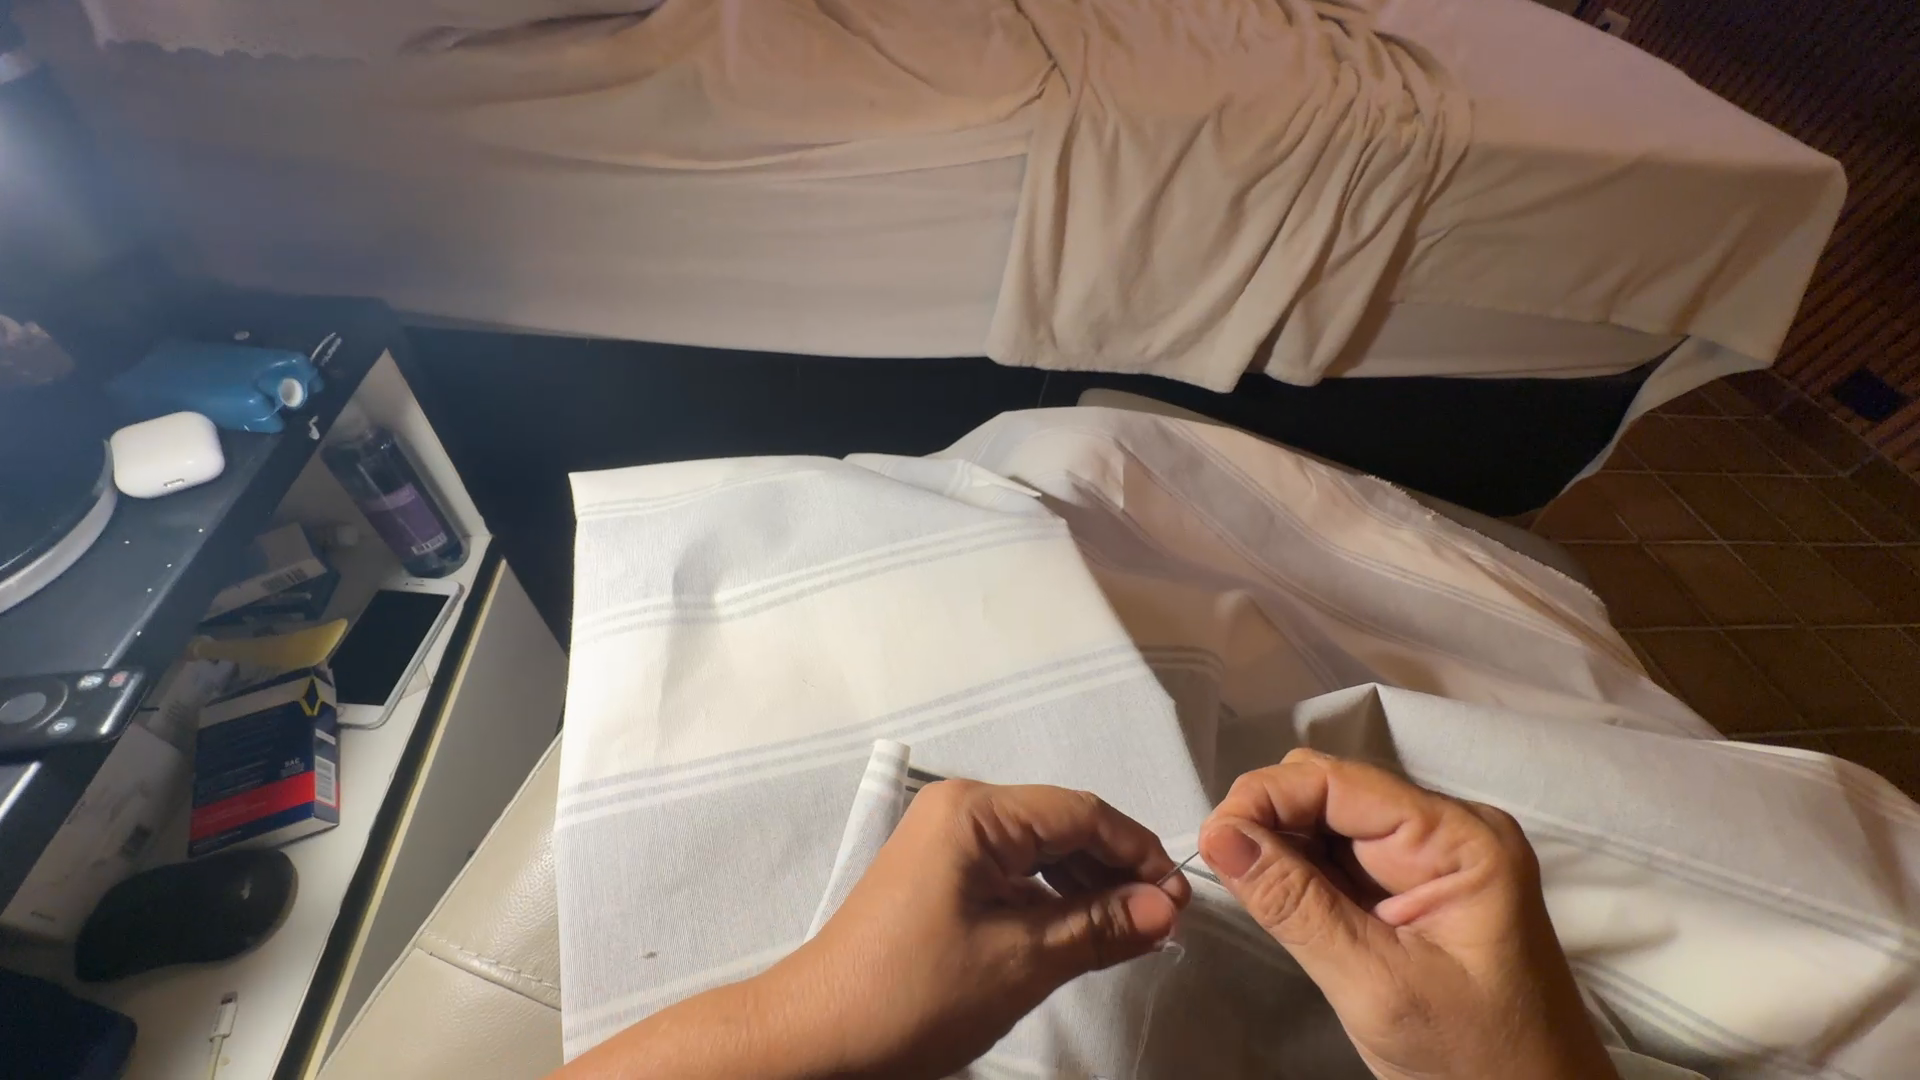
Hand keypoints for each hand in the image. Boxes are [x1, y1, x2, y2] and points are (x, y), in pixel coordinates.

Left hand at [558, 779, 1189, 1079]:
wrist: (819, 1035)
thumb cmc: (918, 992)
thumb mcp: (1021, 960)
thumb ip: (1099, 924)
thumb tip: (1168, 908)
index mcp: (975, 810)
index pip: (1078, 811)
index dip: (1137, 851)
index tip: (1180, 900)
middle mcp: (962, 806)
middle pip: (1059, 823)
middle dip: (1114, 867)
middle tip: (1164, 918)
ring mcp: (948, 834)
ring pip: (1039, 845)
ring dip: (1086, 882)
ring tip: (1133, 926)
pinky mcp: (942, 866)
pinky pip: (1012, 866)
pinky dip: (1052, 893)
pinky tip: (1082, 924)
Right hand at [1198, 749, 1617, 1079]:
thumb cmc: (1476, 1067)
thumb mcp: (1377, 988)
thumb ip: (1293, 904)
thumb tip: (1216, 834)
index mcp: (1458, 838)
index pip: (1333, 780)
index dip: (1262, 798)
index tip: (1212, 843)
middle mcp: (1444, 825)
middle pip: (1324, 786)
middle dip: (1267, 819)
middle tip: (1232, 873)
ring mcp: (1429, 850)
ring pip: (1321, 813)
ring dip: (1277, 844)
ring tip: (1260, 893)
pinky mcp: (1410, 877)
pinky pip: (1333, 846)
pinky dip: (1296, 866)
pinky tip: (1287, 899)